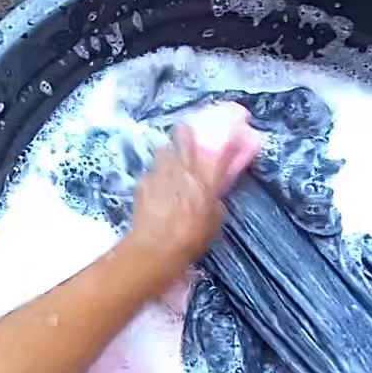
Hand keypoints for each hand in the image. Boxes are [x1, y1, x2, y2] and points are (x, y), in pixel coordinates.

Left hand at [122, 103, 260, 278]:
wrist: (154, 249)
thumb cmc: (190, 239)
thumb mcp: (214, 221)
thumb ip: (215, 200)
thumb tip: (213, 193)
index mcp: (204, 178)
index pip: (215, 146)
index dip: (223, 132)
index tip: (228, 123)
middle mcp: (181, 168)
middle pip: (183, 135)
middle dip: (187, 131)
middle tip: (188, 134)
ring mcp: (158, 173)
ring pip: (164, 149)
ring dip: (168, 152)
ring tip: (169, 162)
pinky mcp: (142, 182)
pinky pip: (151, 171)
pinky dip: (155, 175)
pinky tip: (156, 186)